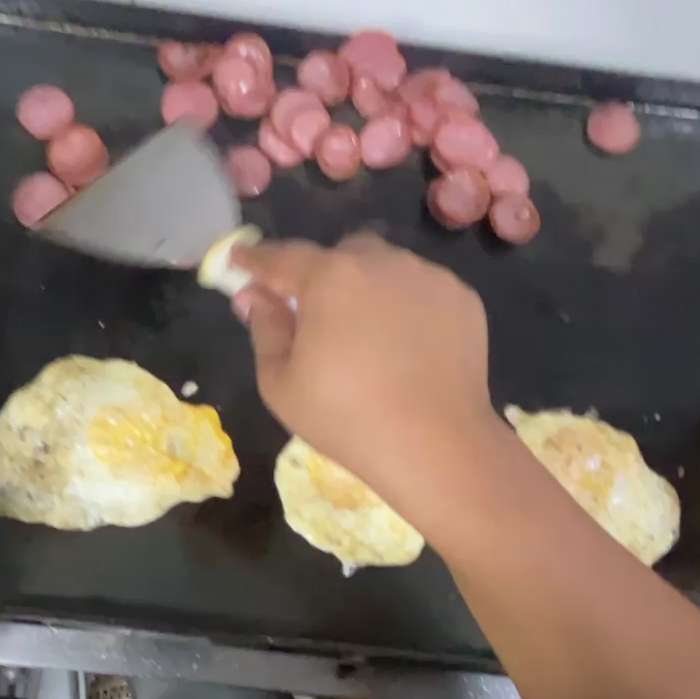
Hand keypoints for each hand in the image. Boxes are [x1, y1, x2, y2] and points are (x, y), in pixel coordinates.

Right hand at [232, 235, 497, 503]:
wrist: (434, 443)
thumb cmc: (344, 417)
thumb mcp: (281, 383)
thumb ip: (265, 329)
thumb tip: (254, 297)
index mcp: (330, 278)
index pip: (282, 257)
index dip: (255, 259)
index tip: (238, 259)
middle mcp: (381, 263)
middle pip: (340, 255)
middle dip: (321, 276)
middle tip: (314, 318)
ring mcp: (428, 277)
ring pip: (384, 269)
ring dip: (365, 291)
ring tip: (364, 339)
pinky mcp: (461, 299)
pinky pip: (419, 292)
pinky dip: (403, 309)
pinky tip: (402, 350)